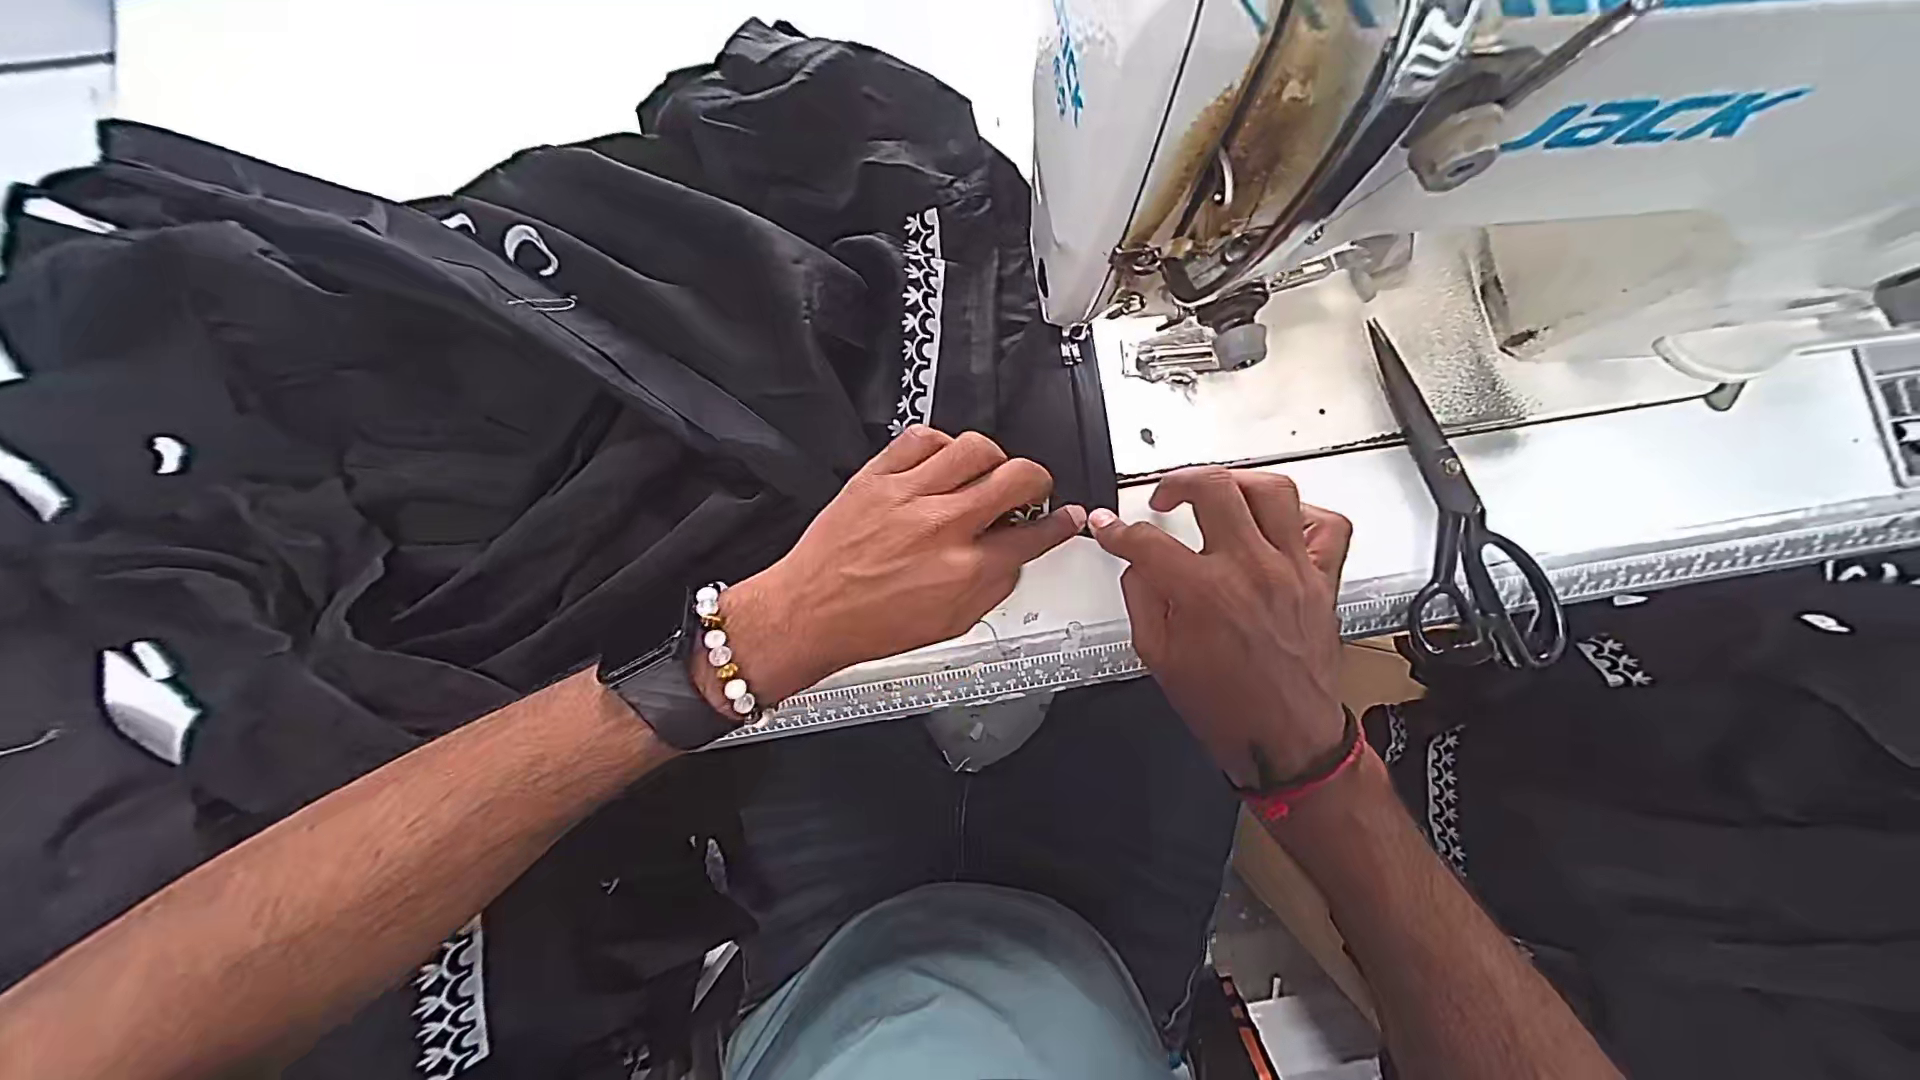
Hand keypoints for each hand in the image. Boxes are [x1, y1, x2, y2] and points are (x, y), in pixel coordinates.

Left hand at [706, 427, 1085, 707]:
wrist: (809, 613)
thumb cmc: (870, 624)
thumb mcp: (950, 623)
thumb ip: (994, 587)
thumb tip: (1016, 558)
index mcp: (964, 570)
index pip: (1034, 535)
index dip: (1060, 523)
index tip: (1064, 516)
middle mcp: (941, 527)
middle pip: (1016, 479)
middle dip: (1037, 481)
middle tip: (1031, 490)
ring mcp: (908, 496)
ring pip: (975, 448)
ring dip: (994, 459)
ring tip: (986, 474)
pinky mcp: (876, 478)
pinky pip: (921, 438)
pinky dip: (941, 445)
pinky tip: (941, 463)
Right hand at [1088, 467, 1352, 787]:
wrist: (1285, 737)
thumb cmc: (1228, 707)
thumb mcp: (1158, 656)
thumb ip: (1141, 598)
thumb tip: (1137, 564)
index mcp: (1204, 594)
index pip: (1146, 540)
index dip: (1116, 530)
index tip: (1109, 527)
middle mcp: (1251, 572)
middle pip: (1213, 489)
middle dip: (1175, 481)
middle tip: (1162, 495)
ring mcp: (1292, 571)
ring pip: (1272, 490)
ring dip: (1235, 480)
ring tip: (1217, 491)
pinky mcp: (1322, 580)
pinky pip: (1328, 525)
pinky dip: (1301, 512)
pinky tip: (1275, 519)